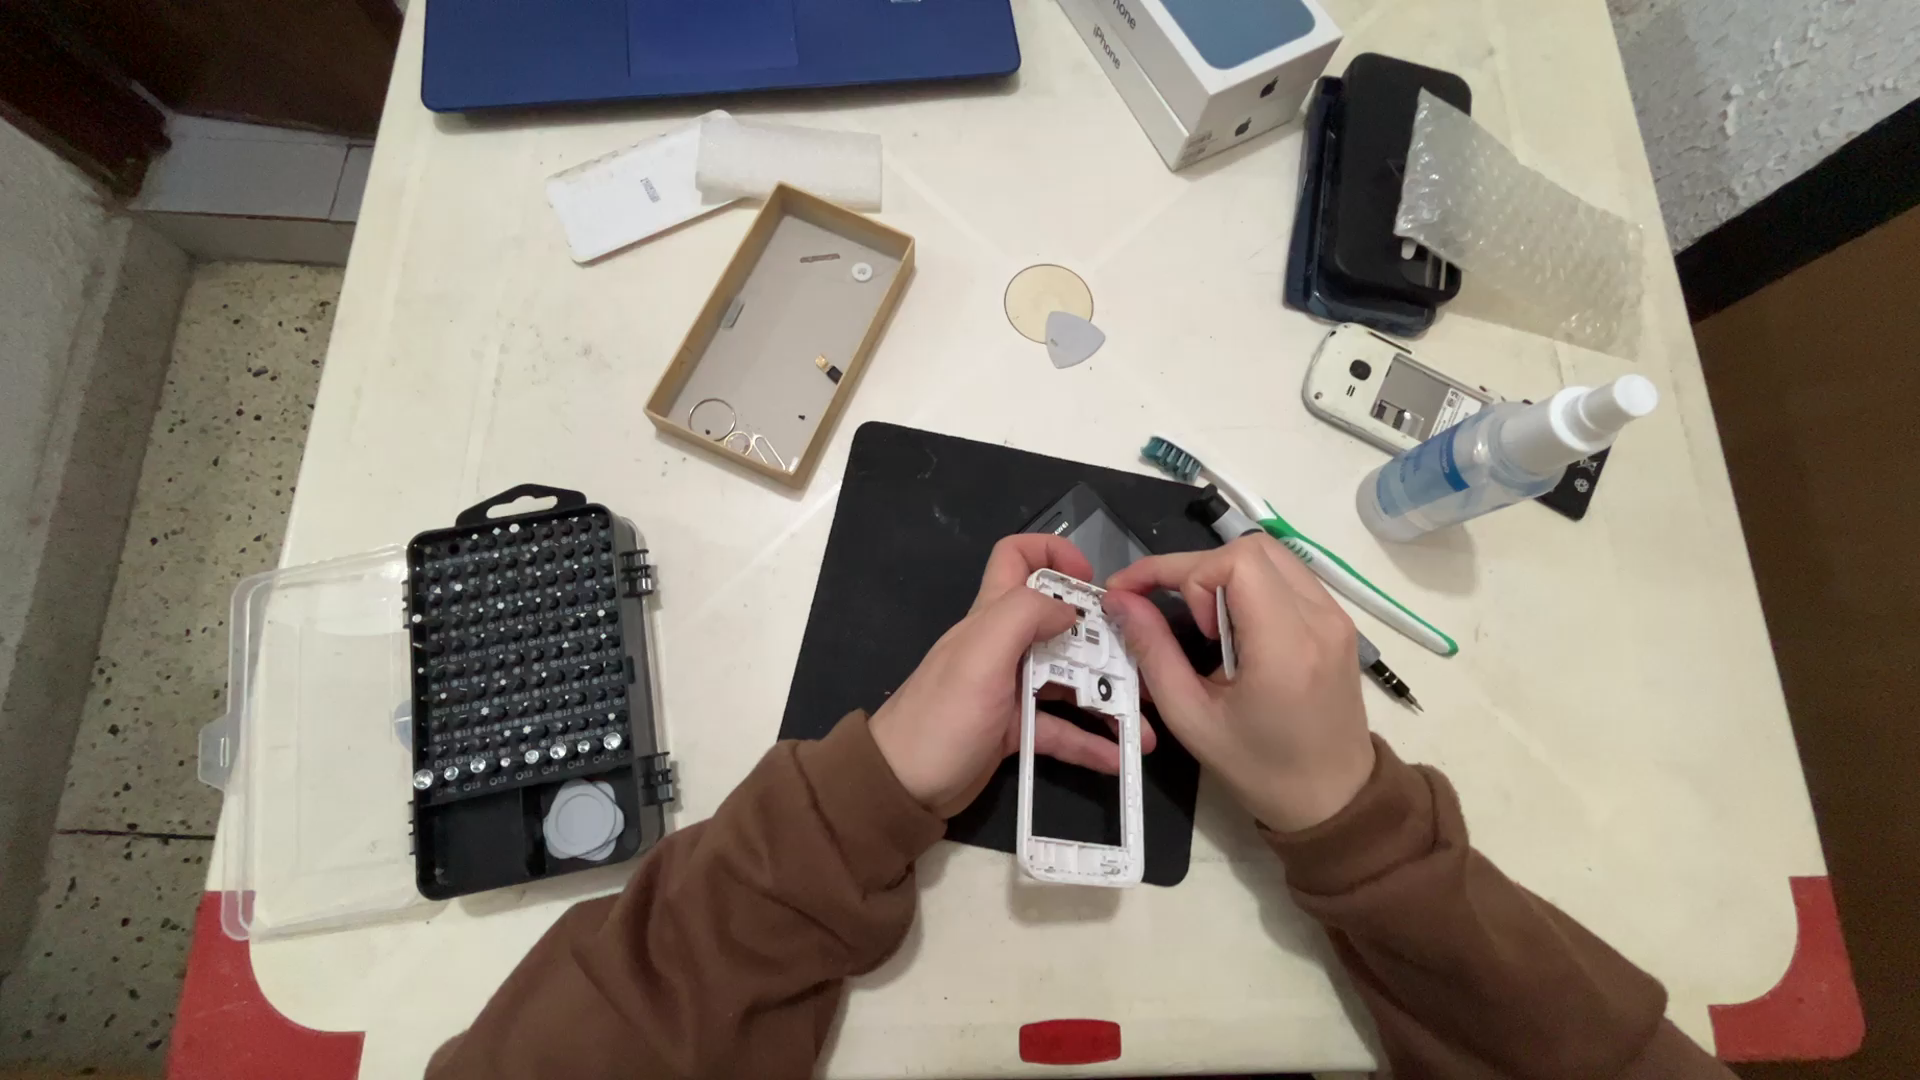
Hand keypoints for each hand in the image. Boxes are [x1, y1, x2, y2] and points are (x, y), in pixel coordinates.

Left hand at [870, 534, 1157, 818]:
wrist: (901, 788)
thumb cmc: (941, 716)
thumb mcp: (980, 656)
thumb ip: (1024, 616)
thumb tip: (1072, 608)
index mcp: (991, 615)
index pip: (1016, 556)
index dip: (1053, 553)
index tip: (1092, 583)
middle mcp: (1003, 644)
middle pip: (1059, 622)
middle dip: (1102, 637)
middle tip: (1139, 659)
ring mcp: (1009, 688)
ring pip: (1067, 679)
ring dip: (1106, 695)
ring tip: (1145, 721)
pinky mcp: (1013, 730)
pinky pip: (1060, 729)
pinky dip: (1090, 741)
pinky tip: (1119, 758)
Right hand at [1101, 534, 1373, 832]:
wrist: (1333, 800)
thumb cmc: (1257, 767)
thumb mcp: (1189, 716)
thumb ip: (1152, 650)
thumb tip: (1120, 600)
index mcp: (1286, 647)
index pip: (1235, 563)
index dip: (1181, 572)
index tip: (1150, 603)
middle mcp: (1320, 619)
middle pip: (1250, 548)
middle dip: (1198, 571)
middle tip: (1182, 619)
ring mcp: (1336, 616)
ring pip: (1269, 554)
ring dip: (1222, 575)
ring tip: (1206, 624)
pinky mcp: (1337, 620)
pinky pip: (1284, 574)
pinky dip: (1247, 585)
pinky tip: (1233, 627)